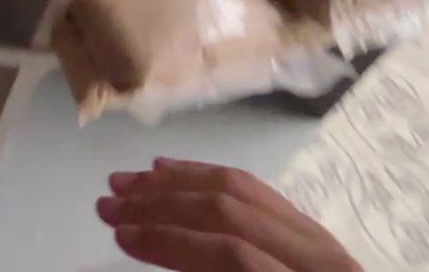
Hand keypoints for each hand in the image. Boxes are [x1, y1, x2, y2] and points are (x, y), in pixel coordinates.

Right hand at [97, 159, 360, 271]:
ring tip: (123, 183)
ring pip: (235, 188)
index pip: (231, 255)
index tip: (119, 237)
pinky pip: (252, 187)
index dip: (169, 242)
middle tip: (107, 205)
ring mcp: (320, 240)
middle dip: (158, 206)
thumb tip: (143, 247)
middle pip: (228, 212)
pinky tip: (165, 167)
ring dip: (170, 182)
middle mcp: (321, 262)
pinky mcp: (312, 229)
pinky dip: (202, 174)